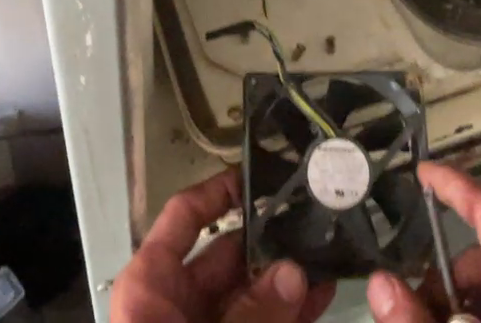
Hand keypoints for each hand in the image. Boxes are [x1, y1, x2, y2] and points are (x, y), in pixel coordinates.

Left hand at [112, 168, 336, 322]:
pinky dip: (292, 312)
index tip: (260, 171)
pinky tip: (325, 294)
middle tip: (315, 218)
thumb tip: (294, 271)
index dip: (219, 189)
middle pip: (226, 253)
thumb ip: (248, 314)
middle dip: (270, 238)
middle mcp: (175, 301)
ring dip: (289, 276)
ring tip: (330, 250)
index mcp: (150, 284)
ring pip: (251, 292)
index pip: (184, 216)